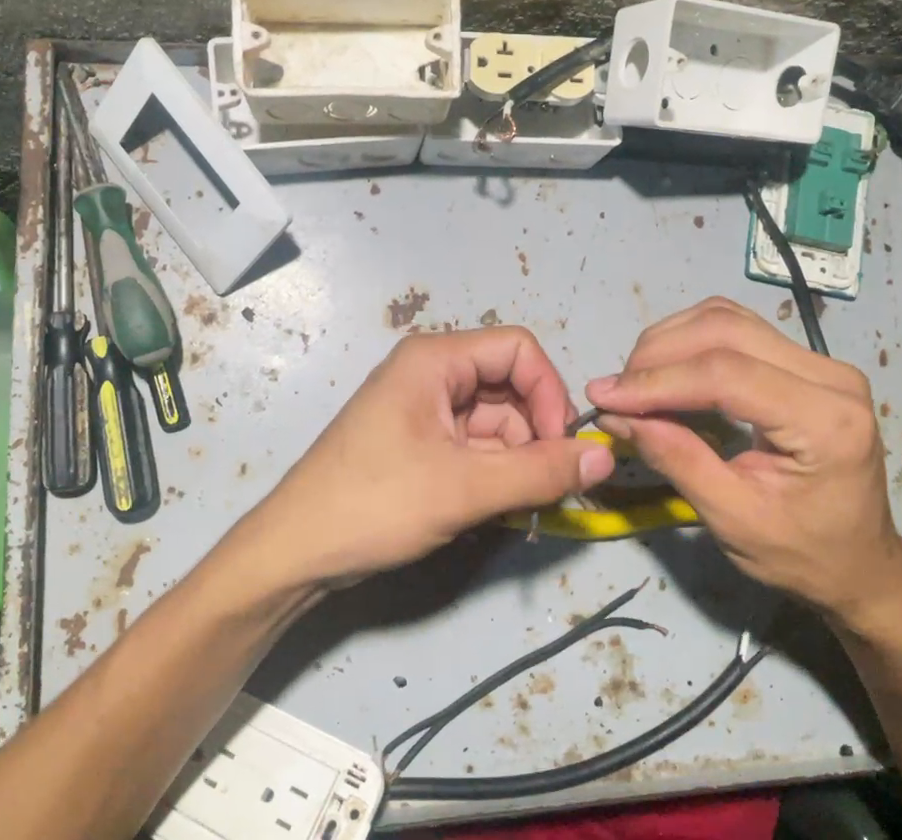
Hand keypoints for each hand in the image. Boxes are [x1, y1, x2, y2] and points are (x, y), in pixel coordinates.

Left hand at [232, 327, 615, 588]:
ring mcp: (421, 411)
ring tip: (510, 509)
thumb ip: (540, 471)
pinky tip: (488, 511)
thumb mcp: (465, 488)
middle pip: (510, 389)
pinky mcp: (417, 445)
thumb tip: (605, 457)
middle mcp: (430, 375)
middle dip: (534, 437)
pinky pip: (473, 448)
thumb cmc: (375, 504)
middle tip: (544, 489)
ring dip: (513, 464)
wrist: (296, 552)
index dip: (550, 393)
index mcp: (434, 360)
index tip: (563, 448)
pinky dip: (490, 476)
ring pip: (495, 425)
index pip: (519, 350)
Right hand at [583, 297, 901, 625]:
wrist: (858, 564)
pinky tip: (664, 370)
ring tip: (633, 382)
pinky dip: (690, 342)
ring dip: (670, 341)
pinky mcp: (804, 363)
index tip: (604, 397)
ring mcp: (820, 363)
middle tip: (615, 392)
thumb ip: (678, 460)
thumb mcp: (734, 519)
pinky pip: (738, 329)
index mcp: (825, 422)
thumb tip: (617, 416)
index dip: (657, 381)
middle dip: (658, 354)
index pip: (727, 374)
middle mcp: (831, 376)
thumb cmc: (803, 554)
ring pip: (728, 319)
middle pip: (726, 330)